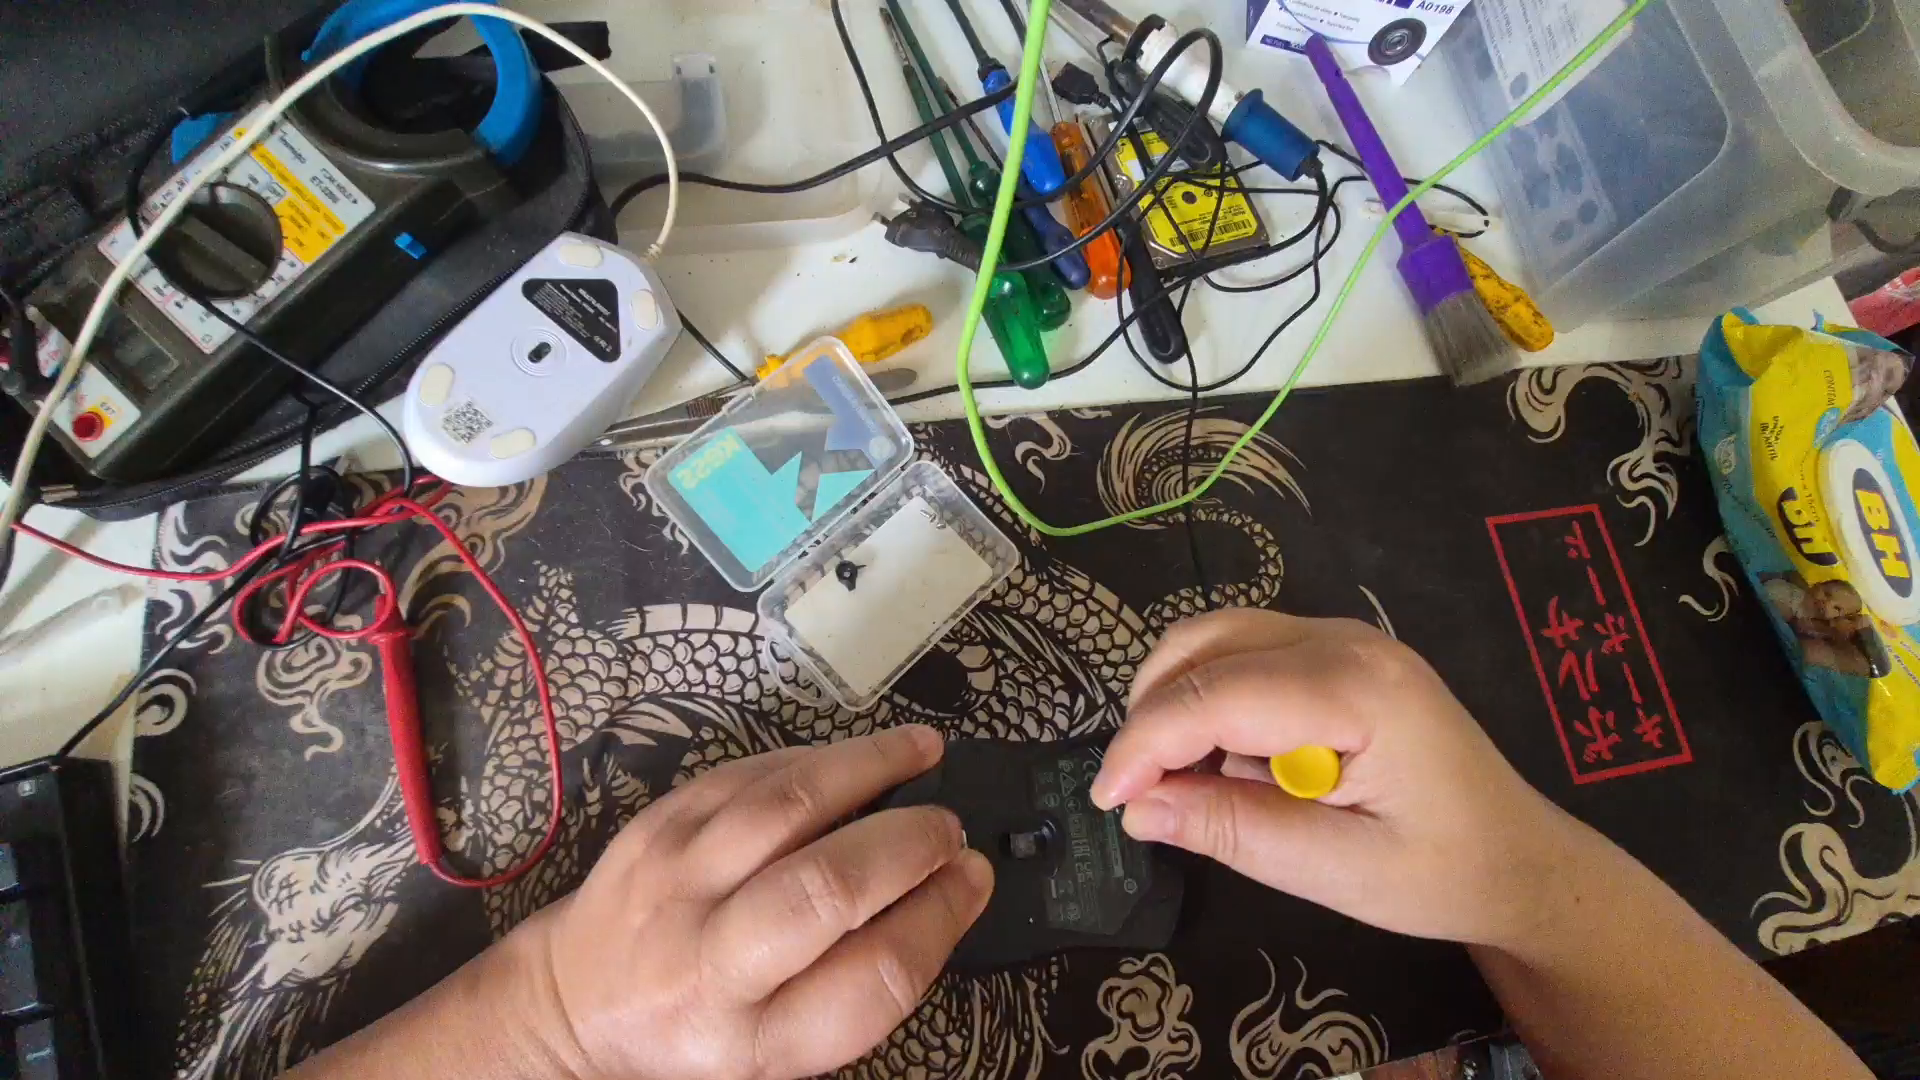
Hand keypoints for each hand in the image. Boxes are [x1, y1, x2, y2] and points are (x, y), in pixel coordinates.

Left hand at [517, 726, 992, 1079]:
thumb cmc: (702, 1031)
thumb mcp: (783, 1040)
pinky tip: (861, 754)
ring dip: (872, 765)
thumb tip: (948, 880)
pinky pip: (757, 772)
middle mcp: (709, 959)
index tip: (973, 877)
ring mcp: (677, 877)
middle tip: (950, 825)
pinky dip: (823, 757)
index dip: (940, 917)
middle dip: (908, 844)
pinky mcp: (663, 819)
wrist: (578, 999)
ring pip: (789, 803)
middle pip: (826, 889)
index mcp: (752, 1039)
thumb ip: (862, 971)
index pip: (870, 979)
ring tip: (925, 750)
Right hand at [1090, 609, 1583, 947]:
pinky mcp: (1323, 646)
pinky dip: (1199, 692)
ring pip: (1208, 636)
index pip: (1216, 696)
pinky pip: (1232, 648)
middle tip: (1136, 791)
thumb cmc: (1442, 872)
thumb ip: (1234, 831)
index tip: (1107, 800)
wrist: (1522, 857)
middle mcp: (1340, 639)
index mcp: (1357, 689)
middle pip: (1202, 647)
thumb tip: (1136, 809)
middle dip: (1150, 718)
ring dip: (1168, 698)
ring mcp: (1333, 634)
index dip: (1146, 744)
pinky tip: (1215, 751)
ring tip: (1172, 772)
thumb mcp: (1338, 872)